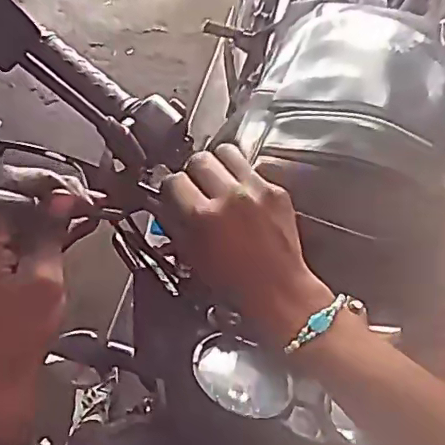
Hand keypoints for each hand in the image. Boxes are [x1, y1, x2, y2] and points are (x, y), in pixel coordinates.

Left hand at [0, 166, 98, 436]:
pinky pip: (24, 237)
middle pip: (15, 199)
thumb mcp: (45, 279)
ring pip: (23, 217)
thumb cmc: (15, 338)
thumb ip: (51, 233)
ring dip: (54, 214)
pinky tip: (73, 228)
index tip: (73, 189)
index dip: (46, 183)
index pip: (10, 188)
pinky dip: (47, 233)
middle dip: (53, 196)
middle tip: (85, 200)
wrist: (2, 373)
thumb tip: (61, 201)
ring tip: (86, 212)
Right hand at [160, 145, 333, 346]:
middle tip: (194, 188)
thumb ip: (176, 226)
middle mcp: (229, 197)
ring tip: (217, 182)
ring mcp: (255, 191)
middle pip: (199, 159)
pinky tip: (240, 196)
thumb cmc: (237, 285)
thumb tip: (166, 206)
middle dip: (192, 173)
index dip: (171, 189)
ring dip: (217, 165)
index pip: (174, 180)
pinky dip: (241, 178)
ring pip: (226, 152)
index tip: (173, 195)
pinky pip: (251, 170)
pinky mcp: (276, 191)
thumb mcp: (193, 257)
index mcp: (203, 215)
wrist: (278, 292)